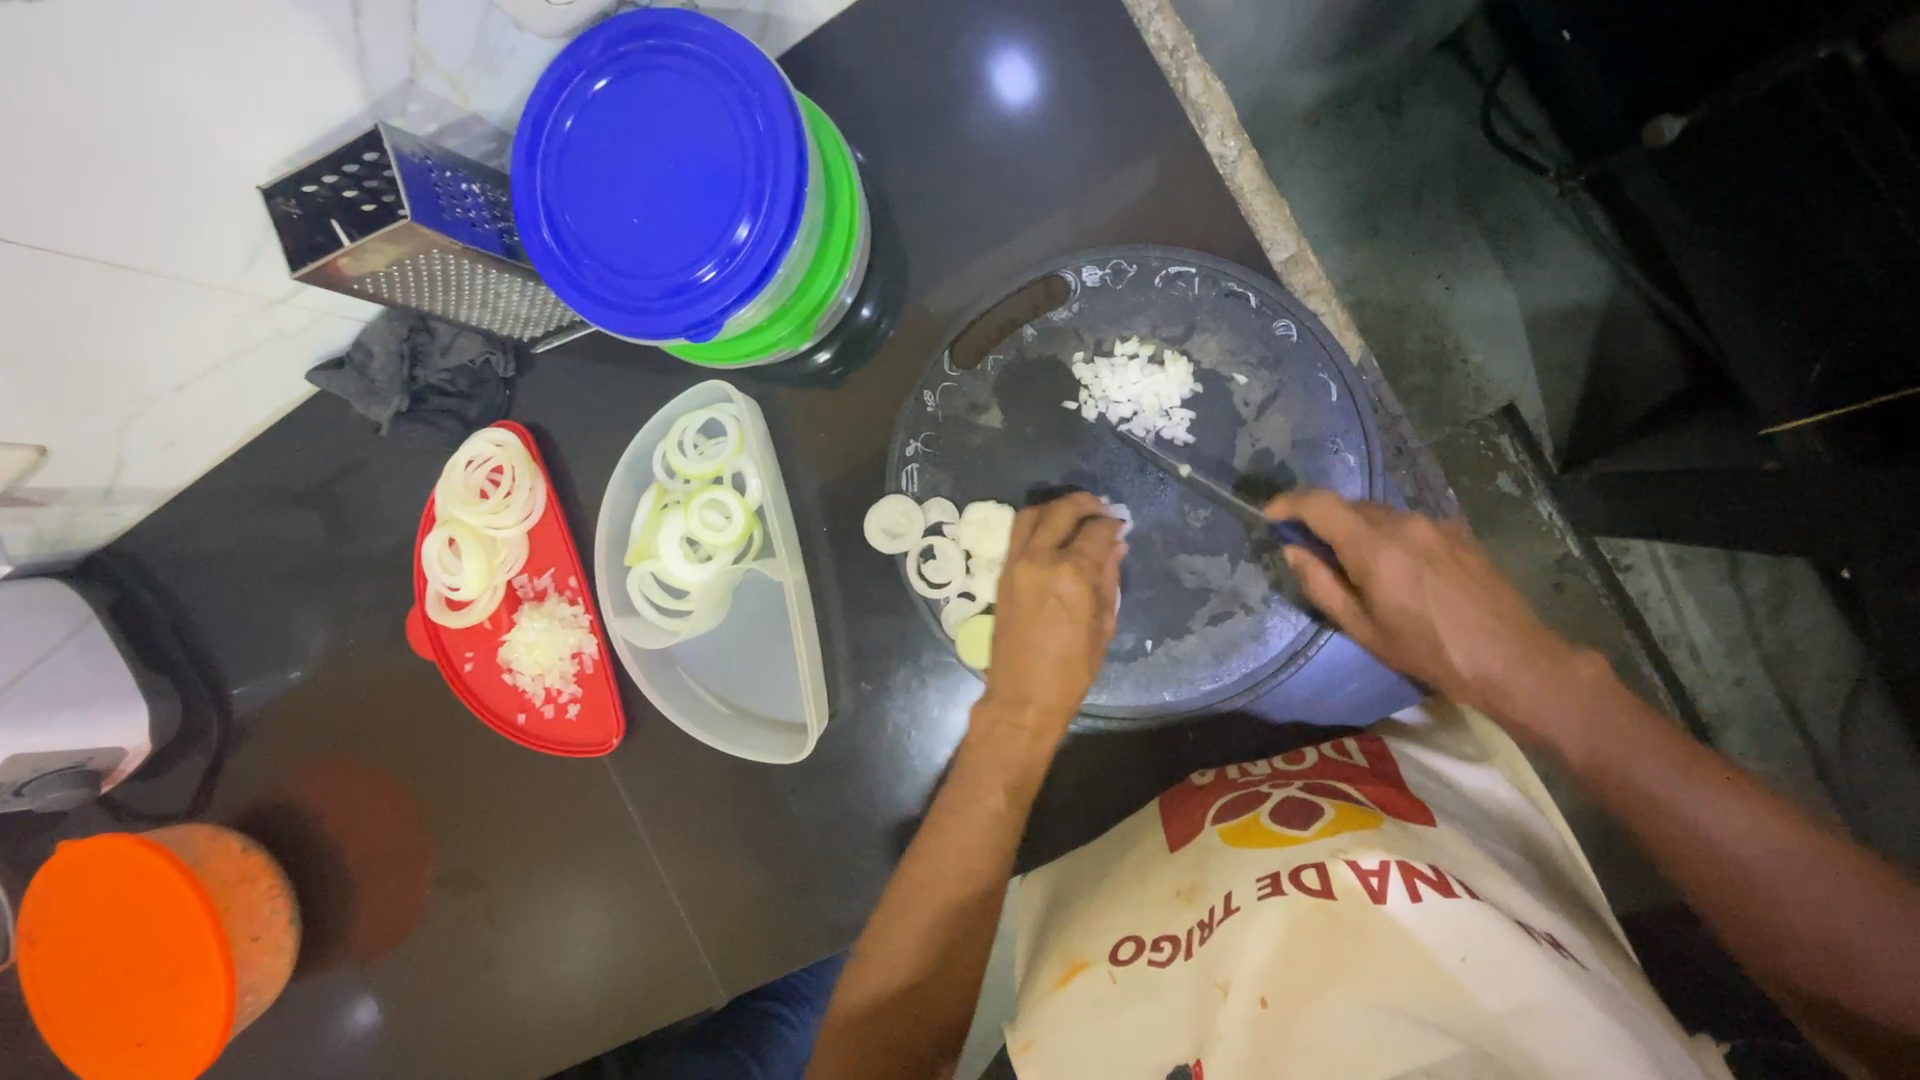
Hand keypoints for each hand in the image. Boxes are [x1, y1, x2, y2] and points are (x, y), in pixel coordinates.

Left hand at [977, 493, 1127, 739]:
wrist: (1023, 696)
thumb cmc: (1072, 670)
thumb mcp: (1103, 625)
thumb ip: (1109, 580)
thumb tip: (1116, 547)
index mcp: (1072, 574)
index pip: (1096, 532)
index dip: (1113, 524)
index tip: (1121, 524)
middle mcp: (1041, 560)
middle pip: (1062, 512)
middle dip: (1086, 504)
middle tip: (1102, 507)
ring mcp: (1016, 565)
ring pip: (1032, 515)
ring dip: (1056, 507)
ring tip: (1076, 513)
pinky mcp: (1002, 574)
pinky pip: (1017, 534)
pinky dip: (1037, 524)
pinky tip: (1053, 530)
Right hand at [1265, 490, 1601, 738]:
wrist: (1512, 658)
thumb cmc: (1428, 651)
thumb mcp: (1362, 628)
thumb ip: (1321, 584)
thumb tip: (1293, 552)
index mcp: (1374, 546)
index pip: (1320, 503)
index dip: (1290, 503)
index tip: (1272, 516)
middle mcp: (1403, 523)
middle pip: (1349, 506)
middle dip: (1322, 521)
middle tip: (1310, 552)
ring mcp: (1434, 524)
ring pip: (1379, 514)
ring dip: (1356, 530)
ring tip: (1355, 567)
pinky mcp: (1456, 532)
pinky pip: (1406, 524)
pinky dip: (1387, 536)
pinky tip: (1396, 571)